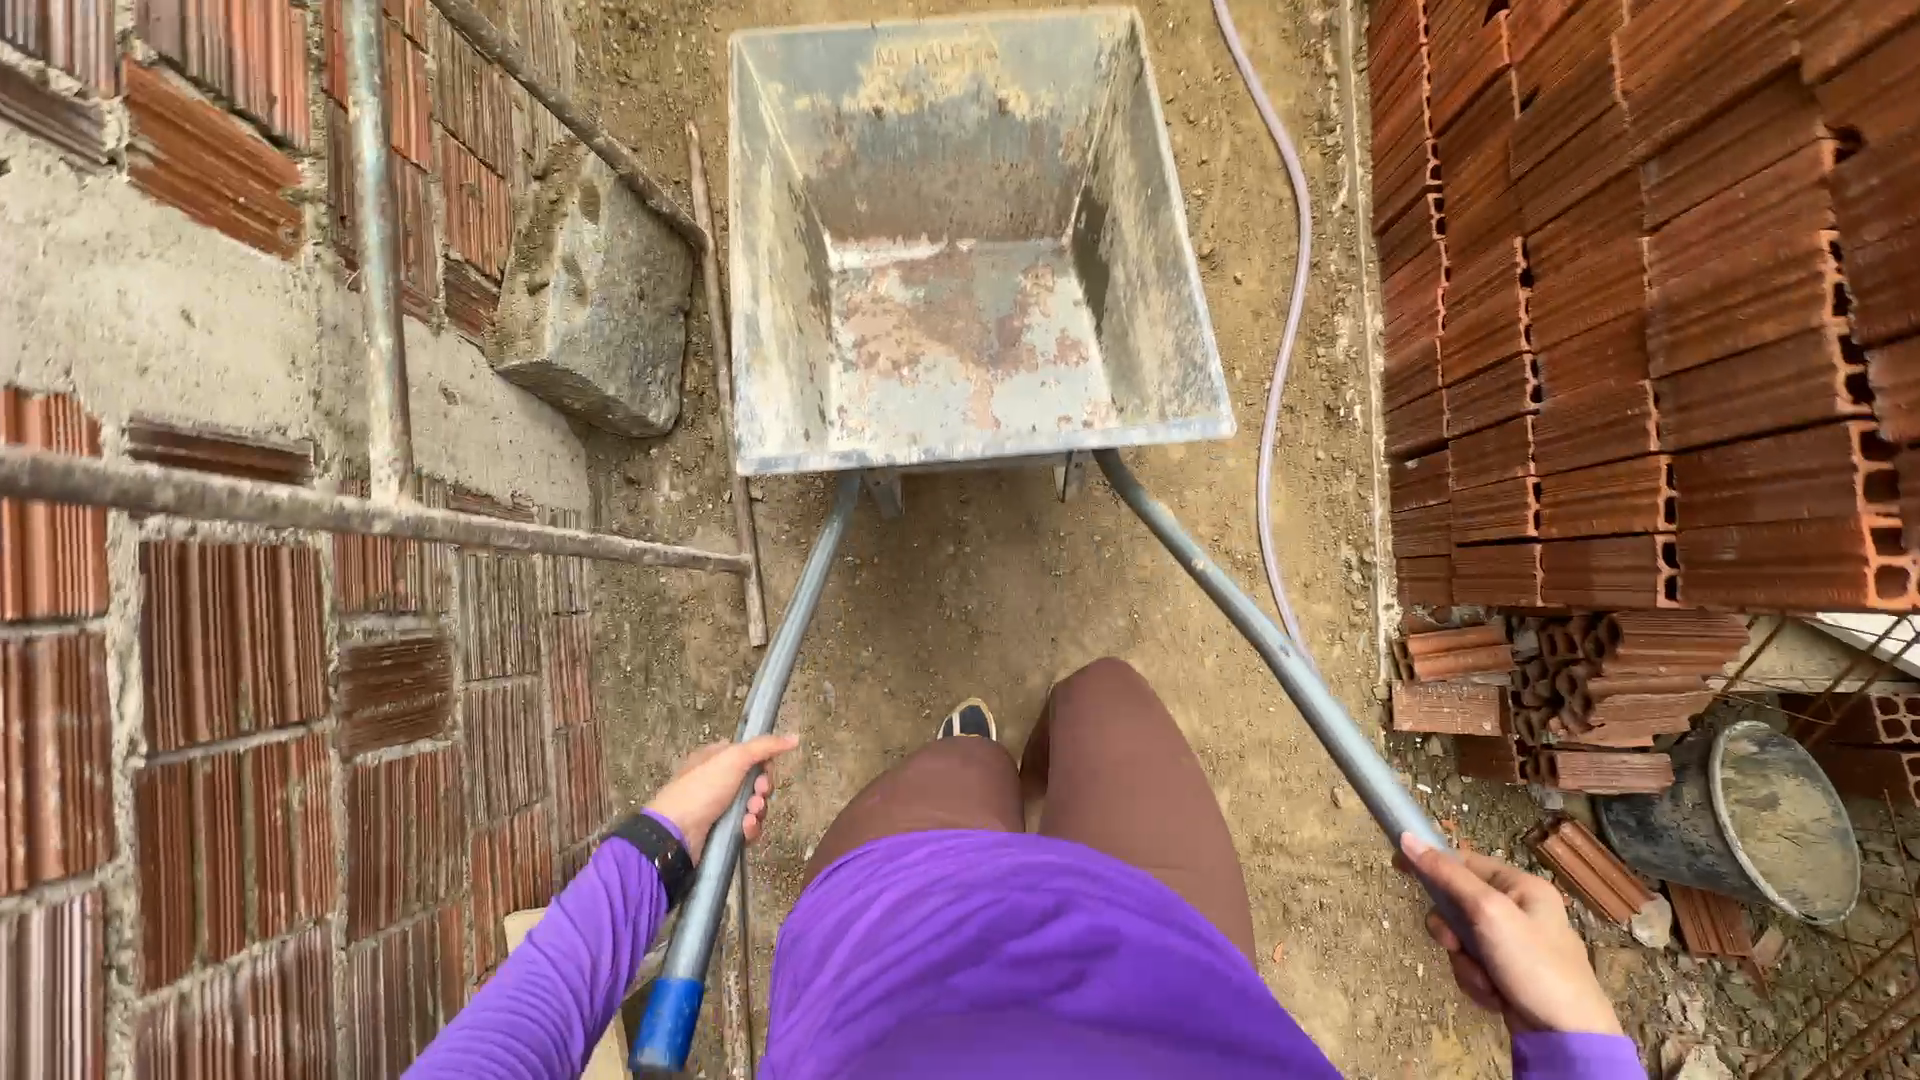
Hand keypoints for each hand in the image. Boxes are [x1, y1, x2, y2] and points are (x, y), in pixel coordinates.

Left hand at [645, 735, 798, 861]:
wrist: (676, 834)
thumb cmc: (702, 789)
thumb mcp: (734, 758)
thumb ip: (765, 746)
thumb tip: (795, 737)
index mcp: (716, 759)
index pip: (751, 756)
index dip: (763, 764)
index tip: (764, 770)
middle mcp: (717, 782)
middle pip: (756, 782)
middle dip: (762, 789)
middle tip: (758, 794)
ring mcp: (719, 808)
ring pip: (754, 806)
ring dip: (758, 810)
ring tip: (749, 814)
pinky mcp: (721, 832)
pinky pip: (747, 828)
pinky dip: (749, 828)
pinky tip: (744, 828)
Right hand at [1397, 833, 1623, 1036]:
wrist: (1568, 1038)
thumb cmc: (1533, 965)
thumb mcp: (1488, 912)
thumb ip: (1447, 874)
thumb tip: (1407, 838)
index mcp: (1523, 887)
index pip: (1464, 861)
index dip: (1430, 863)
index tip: (1399, 867)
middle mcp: (1520, 910)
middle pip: (1457, 902)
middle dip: (1452, 929)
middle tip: (1454, 944)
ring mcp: (1514, 943)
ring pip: (1461, 936)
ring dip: (1464, 959)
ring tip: (1486, 980)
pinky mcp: (1509, 972)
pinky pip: (1472, 962)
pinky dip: (1475, 978)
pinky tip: (1494, 994)